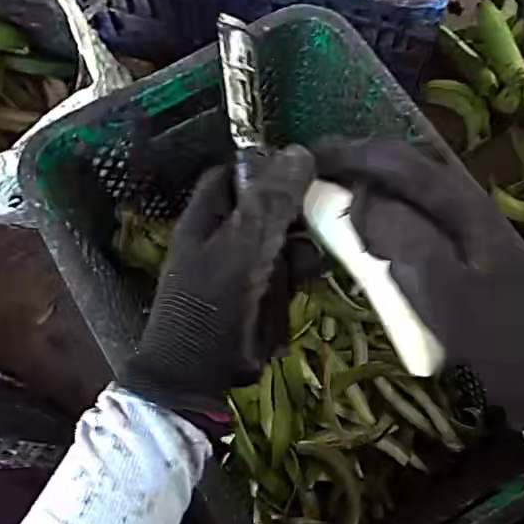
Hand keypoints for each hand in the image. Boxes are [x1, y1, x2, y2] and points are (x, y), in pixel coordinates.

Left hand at [121, 147, 316, 414]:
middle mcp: (228, 233)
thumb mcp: (242, 244)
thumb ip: (271, 200)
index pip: (239, 171)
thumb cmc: (212, 301)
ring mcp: (248, 264)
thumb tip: (300, 152)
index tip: (306, 168)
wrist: (201, 371)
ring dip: (303, 245)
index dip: (270, 166)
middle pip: (272, 204)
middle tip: (322, 212)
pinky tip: (309, 278)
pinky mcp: (265, 292)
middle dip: (297, 210)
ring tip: (308, 258)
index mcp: (208, 213)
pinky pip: (291, 270)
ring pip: (288, 237)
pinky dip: (303, 272)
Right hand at [313, 138, 523, 427]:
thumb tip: (359, 200)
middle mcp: (462, 203)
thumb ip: (405, 240)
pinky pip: (410, 215)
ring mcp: (464, 225)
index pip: (393, 160)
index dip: (345, 155)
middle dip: (351, 163)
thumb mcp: (448, 295)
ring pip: (404, 188)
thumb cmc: (498, 341)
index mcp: (460, 205)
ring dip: (363, 184)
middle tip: (307, 180)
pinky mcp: (460, 248)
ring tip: (325, 199)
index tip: (302, 163)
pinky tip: (362, 233)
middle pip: (399, 164)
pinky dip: (378, 212)